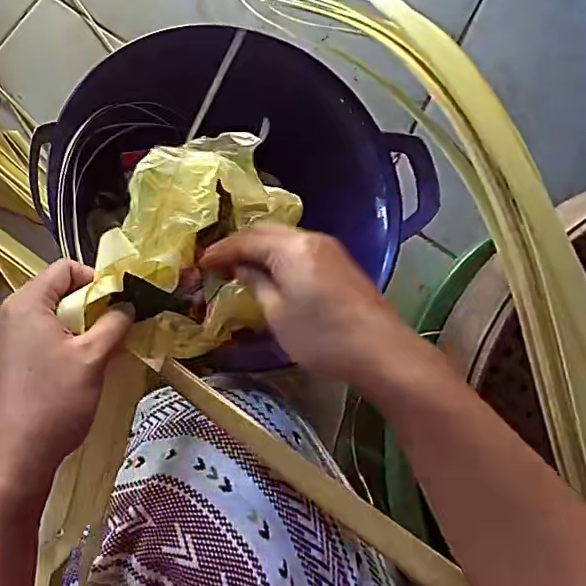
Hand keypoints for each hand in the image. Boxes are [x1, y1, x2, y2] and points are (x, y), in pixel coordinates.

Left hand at [0, 260, 133, 499]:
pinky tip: (77, 365)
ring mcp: (3, 336)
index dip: (95, 278)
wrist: (17, 455)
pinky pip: (37, 334)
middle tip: (112, 327)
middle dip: (87, 303)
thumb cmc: (56, 399)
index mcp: (26, 302)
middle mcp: (9, 312)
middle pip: (55, 289)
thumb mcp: (93, 358)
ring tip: (98, 349)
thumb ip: (114, 323)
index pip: (64, 268)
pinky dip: (60, 340)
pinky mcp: (5, 358)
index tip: (117, 303)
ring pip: (48, 313)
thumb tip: (127, 305)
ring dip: (76, 325)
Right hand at [201, 226, 441, 391]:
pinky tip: (270, 271)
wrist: (384, 354)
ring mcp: (329, 249)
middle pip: (266, 232)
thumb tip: (242, 269)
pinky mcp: (341, 264)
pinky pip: (299, 249)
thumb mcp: (277, 315)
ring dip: (259, 248)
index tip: (200, 263)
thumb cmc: (322, 337)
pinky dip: (278, 255)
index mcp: (291, 248)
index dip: (220, 251)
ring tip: (240, 266)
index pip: (246, 240)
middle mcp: (311, 239)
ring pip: (284, 238)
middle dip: (239, 244)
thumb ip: (256, 284)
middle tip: (217, 262)